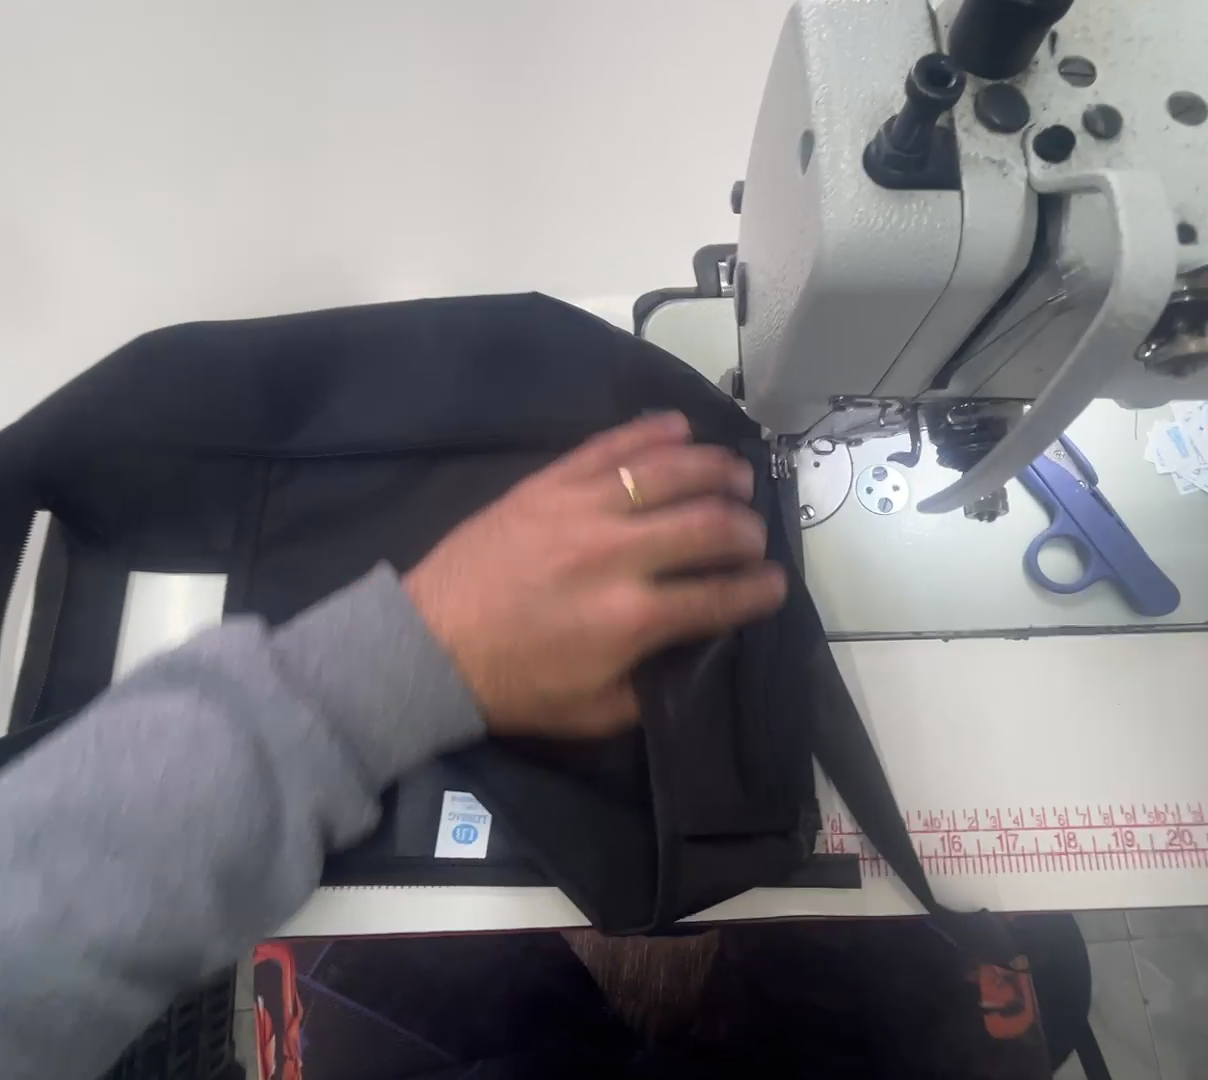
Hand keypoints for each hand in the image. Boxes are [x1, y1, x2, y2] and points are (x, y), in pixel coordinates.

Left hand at [403, 412, 787, 738]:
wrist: (430, 644)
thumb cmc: (514, 684)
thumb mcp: (596, 711)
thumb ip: (656, 684)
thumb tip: (697, 649)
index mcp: (634, 618)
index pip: (722, 595)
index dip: (760, 588)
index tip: (776, 583)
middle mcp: (619, 553)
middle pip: (709, 524)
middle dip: (747, 528)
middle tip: (754, 533)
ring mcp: (582, 508)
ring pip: (669, 471)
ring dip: (715, 468)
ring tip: (736, 474)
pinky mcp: (549, 483)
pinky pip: (610, 445)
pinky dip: (651, 431)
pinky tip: (680, 426)